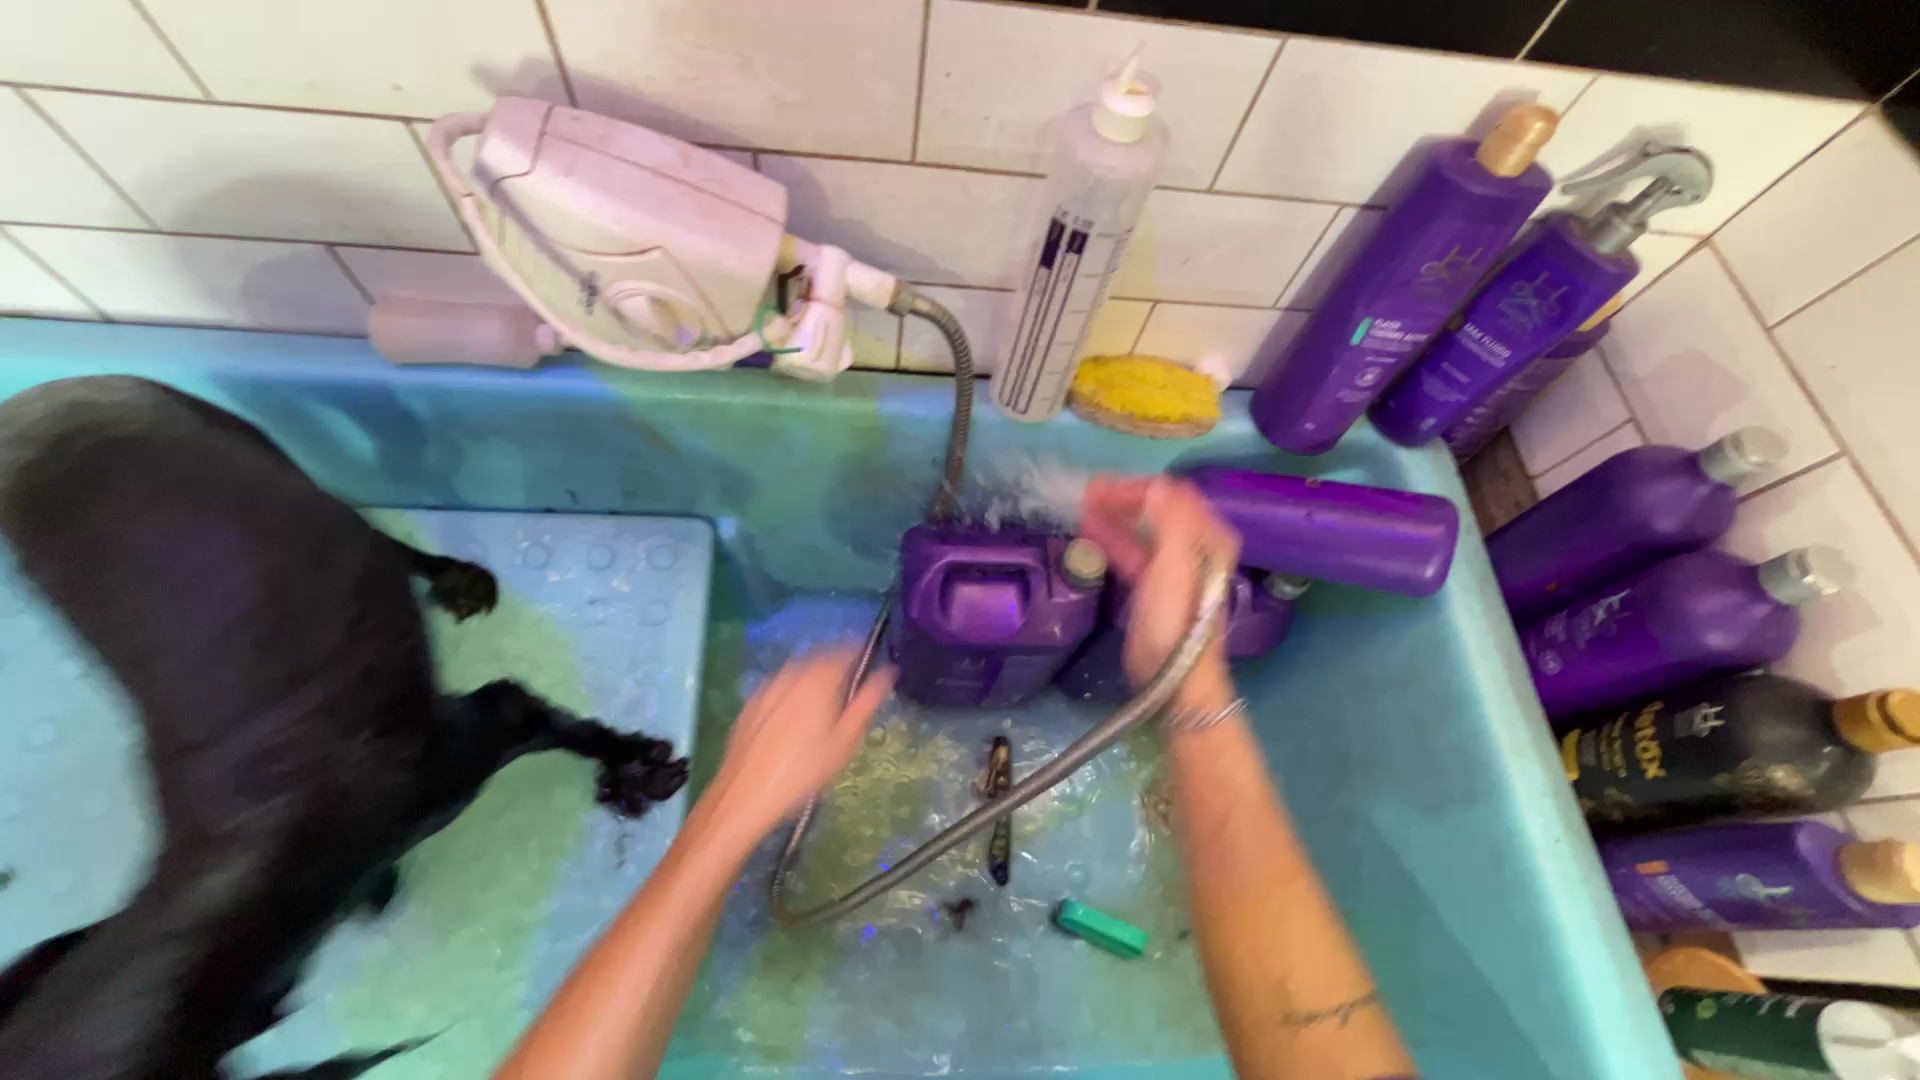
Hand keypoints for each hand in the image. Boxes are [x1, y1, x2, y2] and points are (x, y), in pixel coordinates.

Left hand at [699, 648, 895, 848]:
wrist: (746, 793)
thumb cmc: (804, 770)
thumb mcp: (845, 741)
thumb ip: (867, 702)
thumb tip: (888, 672)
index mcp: (820, 679)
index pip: (845, 650)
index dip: (860, 652)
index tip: (870, 660)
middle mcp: (793, 674)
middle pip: (820, 656)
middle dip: (836, 662)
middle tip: (850, 682)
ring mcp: (769, 686)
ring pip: (798, 670)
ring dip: (814, 674)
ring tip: (824, 698)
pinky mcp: (752, 702)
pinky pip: (779, 685)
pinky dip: (792, 689)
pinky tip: (794, 713)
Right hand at [1079, 476, 1241, 711]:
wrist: (1175, 679)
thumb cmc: (1175, 623)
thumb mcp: (1174, 568)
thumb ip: (1170, 522)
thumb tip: (1155, 486)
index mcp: (1206, 537)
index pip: (1170, 494)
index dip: (1134, 487)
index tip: (1098, 488)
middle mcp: (1194, 545)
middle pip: (1155, 508)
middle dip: (1121, 498)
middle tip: (1084, 495)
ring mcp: (1175, 566)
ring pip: (1141, 528)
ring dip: (1114, 516)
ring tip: (1081, 510)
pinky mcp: (1156, 586)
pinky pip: (1134, 551)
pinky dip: (1113, 539)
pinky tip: (1089, 535)